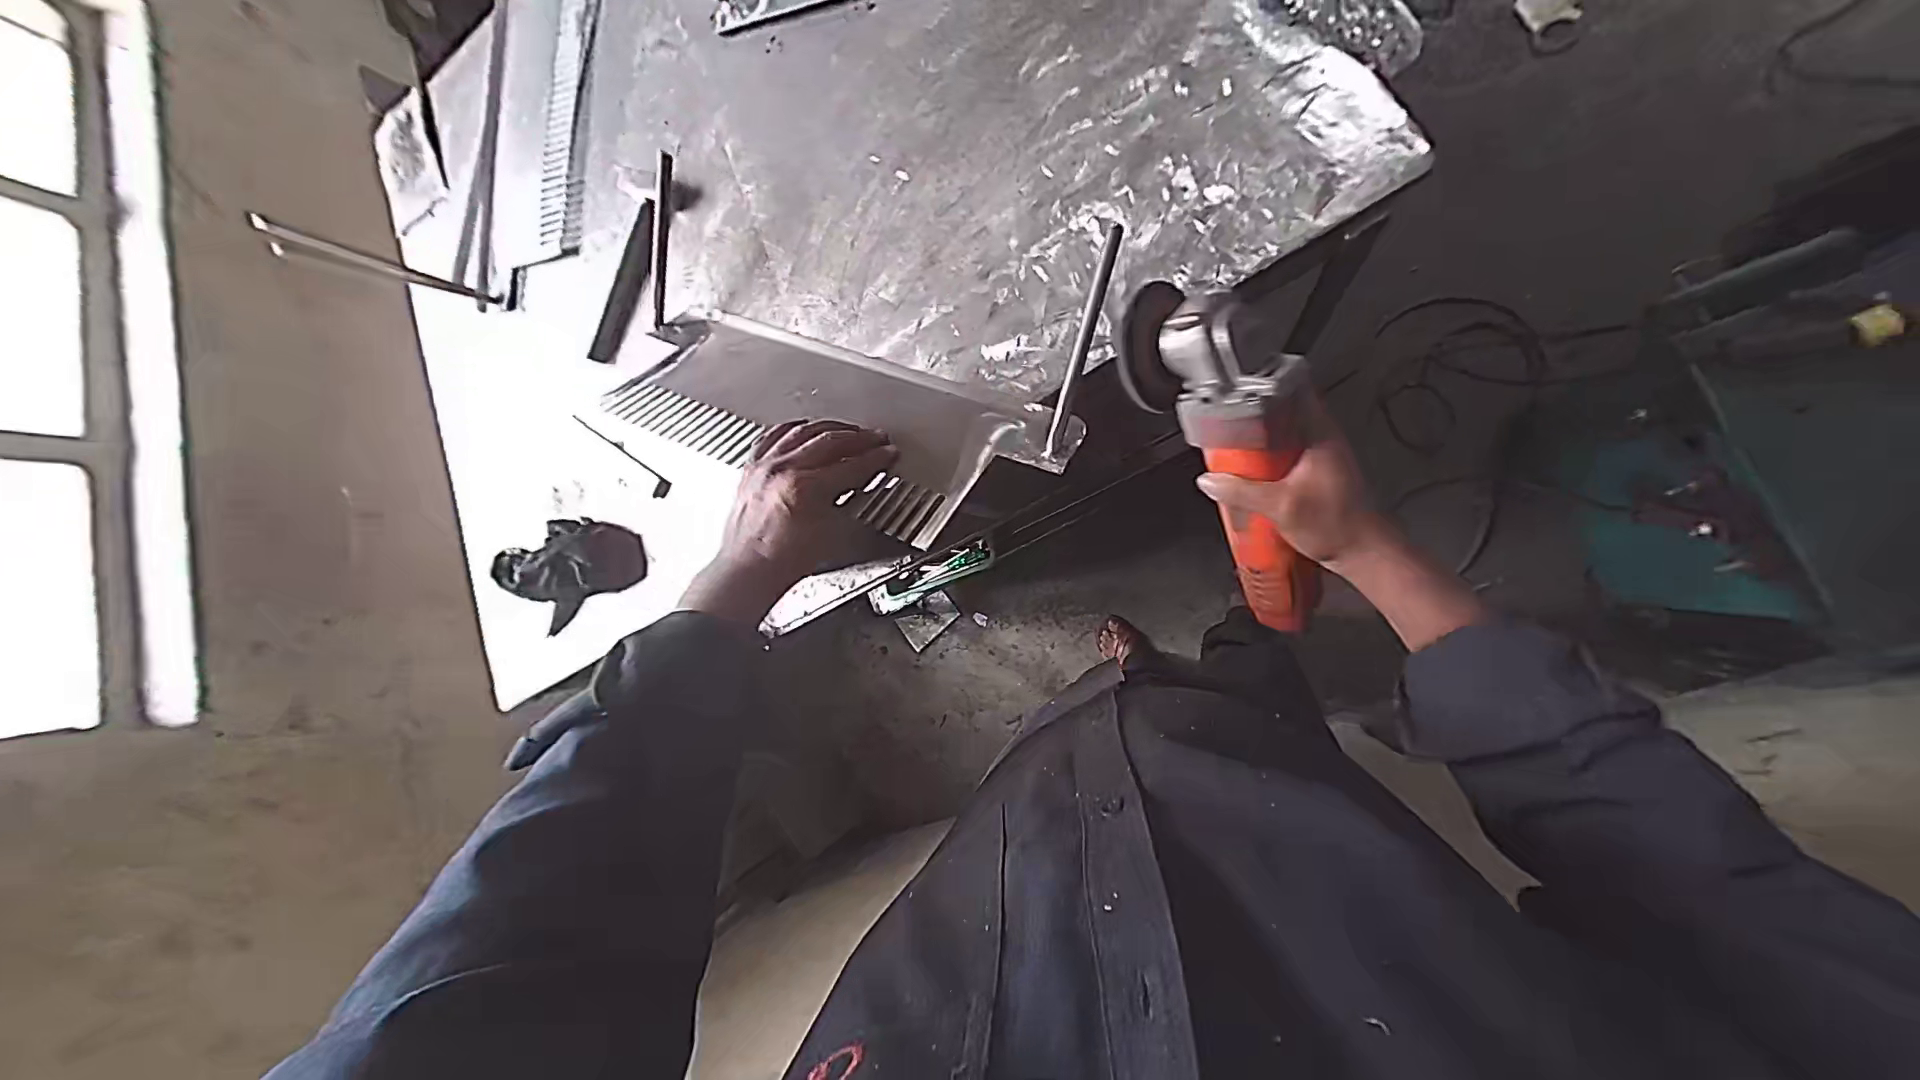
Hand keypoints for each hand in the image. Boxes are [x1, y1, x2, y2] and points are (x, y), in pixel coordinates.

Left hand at [679, 419, 896, 624]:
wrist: (750, 571)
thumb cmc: (784, 562)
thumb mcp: (831, 532)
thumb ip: (848, 501)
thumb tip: (862, 483)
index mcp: (805, 488)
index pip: (851, 465)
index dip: (875, 458)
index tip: (887, 454)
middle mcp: (782, 471)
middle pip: (829, 441)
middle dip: (859, 438)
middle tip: (875, 438)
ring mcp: (764, 467)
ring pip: (802, 432)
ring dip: (830, 428)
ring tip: (847, 430)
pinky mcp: (752, 469)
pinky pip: (773, 437)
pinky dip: (793, 429)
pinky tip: (804, 428)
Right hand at [1194, 395, 1394, 572]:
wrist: (1362, 553)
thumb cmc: (1337, 525)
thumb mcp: (1280, 506)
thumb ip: (1242, 492)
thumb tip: (1211, 481)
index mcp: (1321, 435)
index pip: (1297, 392)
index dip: (1268, 387)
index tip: (1242, 391)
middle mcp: (1324, 441)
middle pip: (1284, 415)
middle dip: (1254, 420)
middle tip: (1229, 427)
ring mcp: (1321, 458)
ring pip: (1283, 439)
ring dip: (1260, 445)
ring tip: (1235, 453)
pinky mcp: (1316, 476)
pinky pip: (1285, 459)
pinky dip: (1267, 464)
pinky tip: (1251, 478)